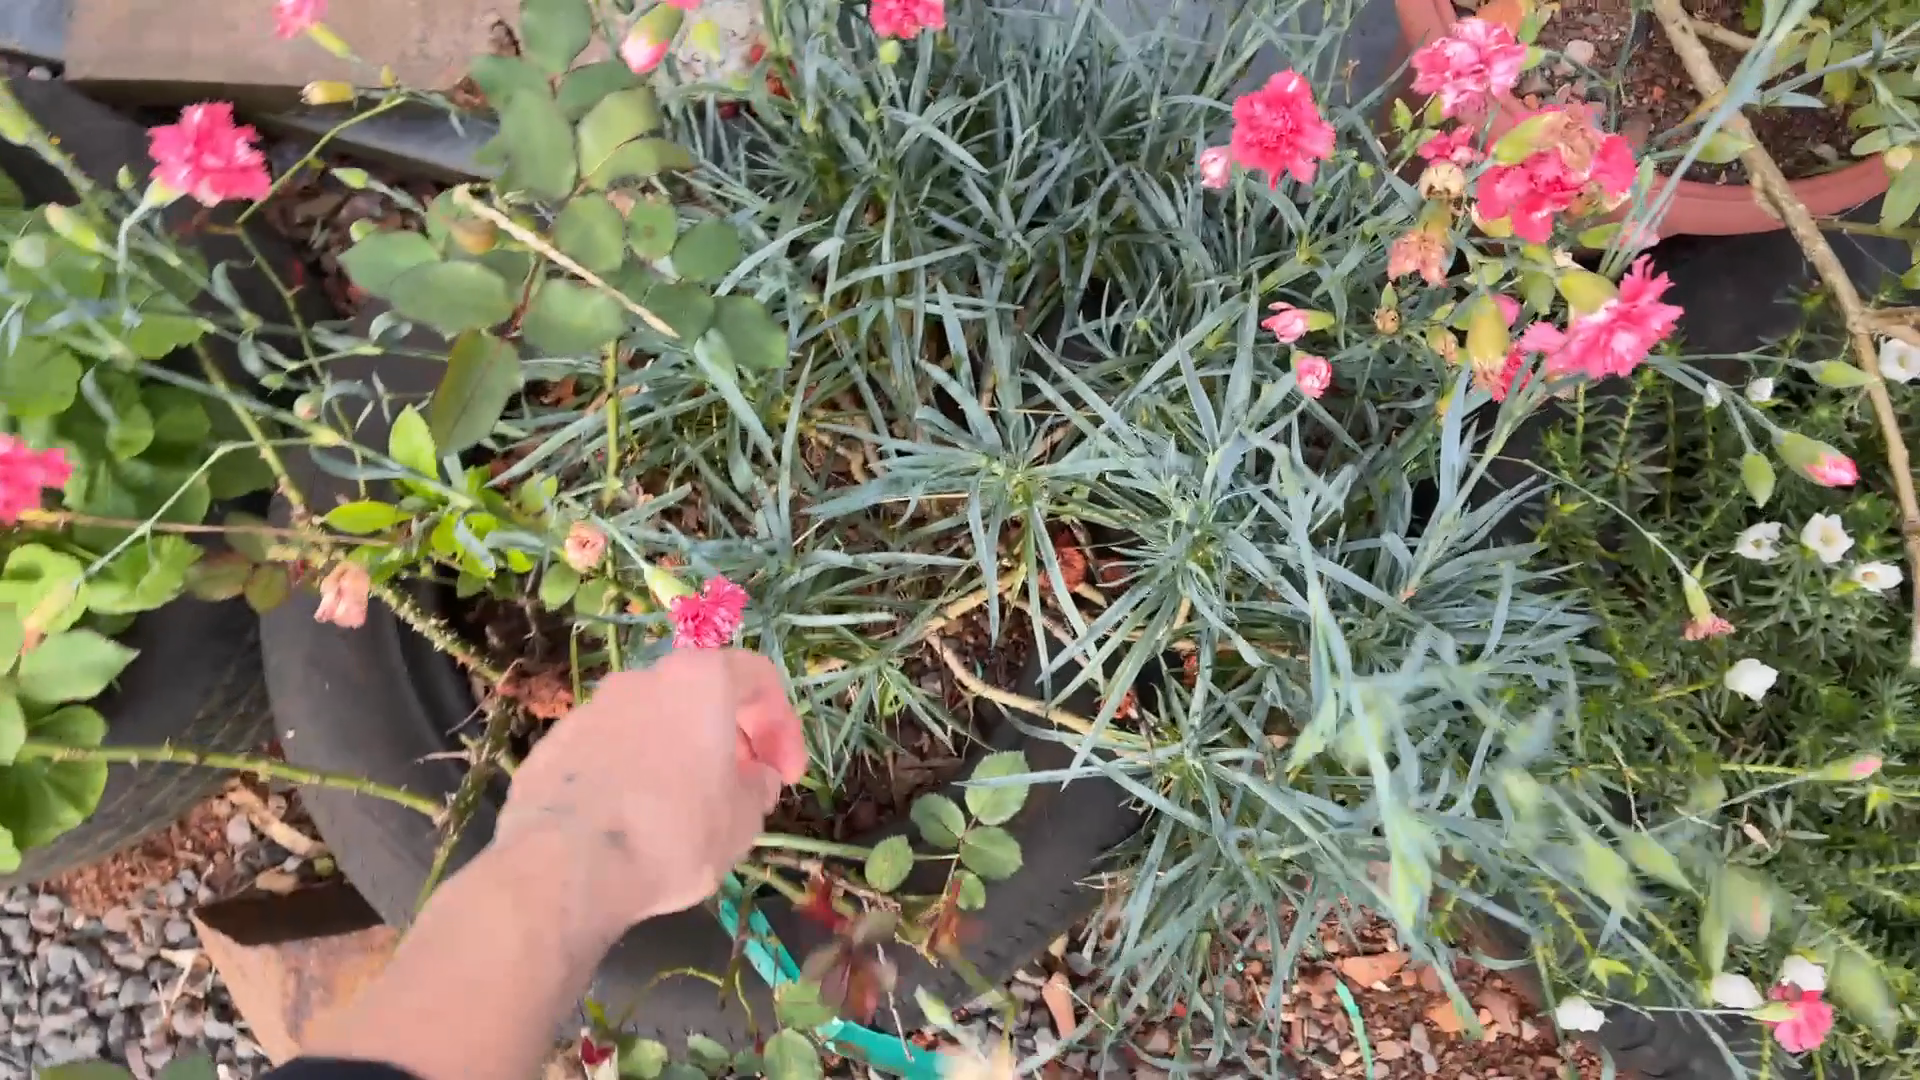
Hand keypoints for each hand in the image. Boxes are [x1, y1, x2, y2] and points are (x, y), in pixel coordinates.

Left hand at [494, 648, 807, 935]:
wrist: (559, 870)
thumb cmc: (672, 832)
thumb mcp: (745, 818)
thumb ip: (759, 786)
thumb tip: (754, 779)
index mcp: (701, 679)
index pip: (760, 679)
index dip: (783, 727)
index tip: (787, 776)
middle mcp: (646, 678)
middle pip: (706, 695)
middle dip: (734, 739)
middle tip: (744, 787)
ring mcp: (594, 708)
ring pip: (658, 721)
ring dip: (684, 754)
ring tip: (689, 808)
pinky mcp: (556, 745)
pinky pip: (615, 749)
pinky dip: (637, 772)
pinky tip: (636, 821)